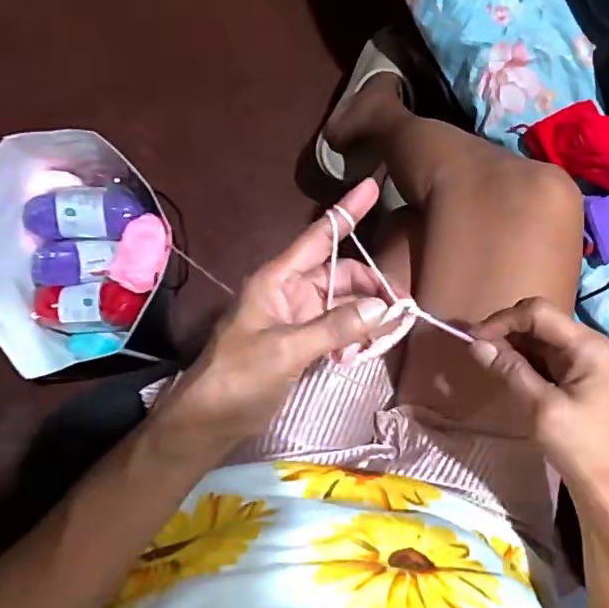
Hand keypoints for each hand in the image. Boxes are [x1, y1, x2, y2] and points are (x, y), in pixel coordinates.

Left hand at [157, 178, 401, 445]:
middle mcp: (288, 292)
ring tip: (381, 337)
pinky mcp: (300, 343)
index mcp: (277, 280)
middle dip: (371, 286)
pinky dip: (351, 337)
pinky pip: (336, 328)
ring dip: (364, 316)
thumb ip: (335, 327)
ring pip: (342, 303)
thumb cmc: (238, 377)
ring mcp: (295, 318)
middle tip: (400, 308)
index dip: (347, 212)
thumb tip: (383, 308)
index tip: (374, 186)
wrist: (208, 422)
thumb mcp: (286, 350)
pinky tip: (357, 355)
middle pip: (340, 274)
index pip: (319, 237)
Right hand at [466, 297, 608, 487]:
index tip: (475, 338)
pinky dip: (517, 355)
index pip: (539, 313)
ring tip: (486, 358)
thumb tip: (475, 343)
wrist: (600, 479)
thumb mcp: (540, 408)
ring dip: (509, 342)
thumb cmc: (576, 444)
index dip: (504, 320)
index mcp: (587, 346)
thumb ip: (510, 371)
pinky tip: (502, 367)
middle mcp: (585, 342)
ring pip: (534, 334)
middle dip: (505, 329)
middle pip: (537, 319)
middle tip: (478, 348)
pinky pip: (537, 351)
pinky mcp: (568, 370)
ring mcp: (578, 355)